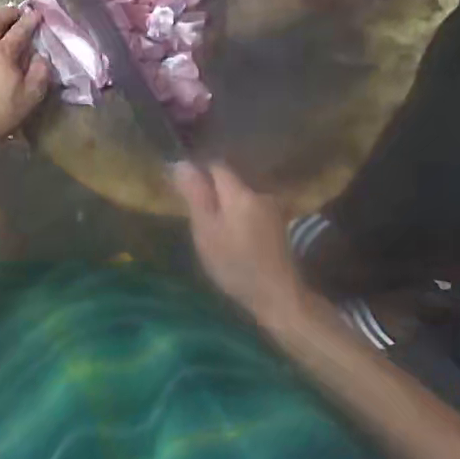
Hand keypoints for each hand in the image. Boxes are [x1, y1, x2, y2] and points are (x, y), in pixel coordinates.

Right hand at [172, 163, 308, 321]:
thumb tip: (180, 162)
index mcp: (239, 192)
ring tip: (207, 219)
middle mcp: (259, 192)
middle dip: (209, 185)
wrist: (279, 297)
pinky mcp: (276, 223)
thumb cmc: (235, 264)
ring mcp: (271, 208)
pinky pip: (248, 205)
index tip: (181, 185)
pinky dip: (235, 210)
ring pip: (238, 192)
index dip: (196, 170)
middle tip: (190, 205)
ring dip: (222, 200)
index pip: (215, 165)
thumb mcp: (206, 230)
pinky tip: (228, 229)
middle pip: (228, 177)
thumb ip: (194, 194)